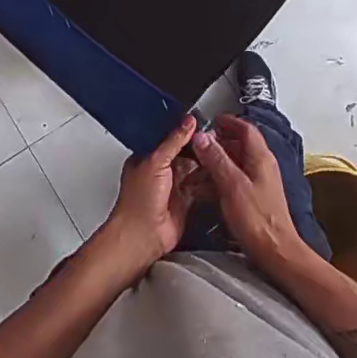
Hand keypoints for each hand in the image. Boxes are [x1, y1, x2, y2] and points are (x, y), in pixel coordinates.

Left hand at [96, 115, 204, 271]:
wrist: (143, 235)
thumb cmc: (137, 203)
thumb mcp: (156, 162)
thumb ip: (173, 141)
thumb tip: (187, 122)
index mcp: (146, 159)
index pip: (168, 139)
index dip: (183, 132)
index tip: (200, 124)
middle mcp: (159, 173)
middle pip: (183, 154)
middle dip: (197, 148)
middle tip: (214, 138)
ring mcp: (172, 188)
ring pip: (193, 170)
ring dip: (204, 163)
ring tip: (219, 152)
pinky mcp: (184, 202)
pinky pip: (199, 187)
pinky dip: (208, 181)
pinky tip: (218, 172)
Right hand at [189, 114, 309, 271]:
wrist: (274, 250)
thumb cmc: (259, 221)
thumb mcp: (232, 185)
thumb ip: (217, 160)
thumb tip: (203, 138)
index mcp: (260, 159)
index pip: (246, 129)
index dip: (228, 122)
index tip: (212, 121)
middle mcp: (262, 167)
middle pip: (239, 145)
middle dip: (217, 143)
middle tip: (198, 144)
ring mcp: (258, 183)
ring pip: (234, 164)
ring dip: (215, 163)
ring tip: (195, 167)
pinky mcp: (253, 198)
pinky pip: (233, 181)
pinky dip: (218, 180)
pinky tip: (203, 189)